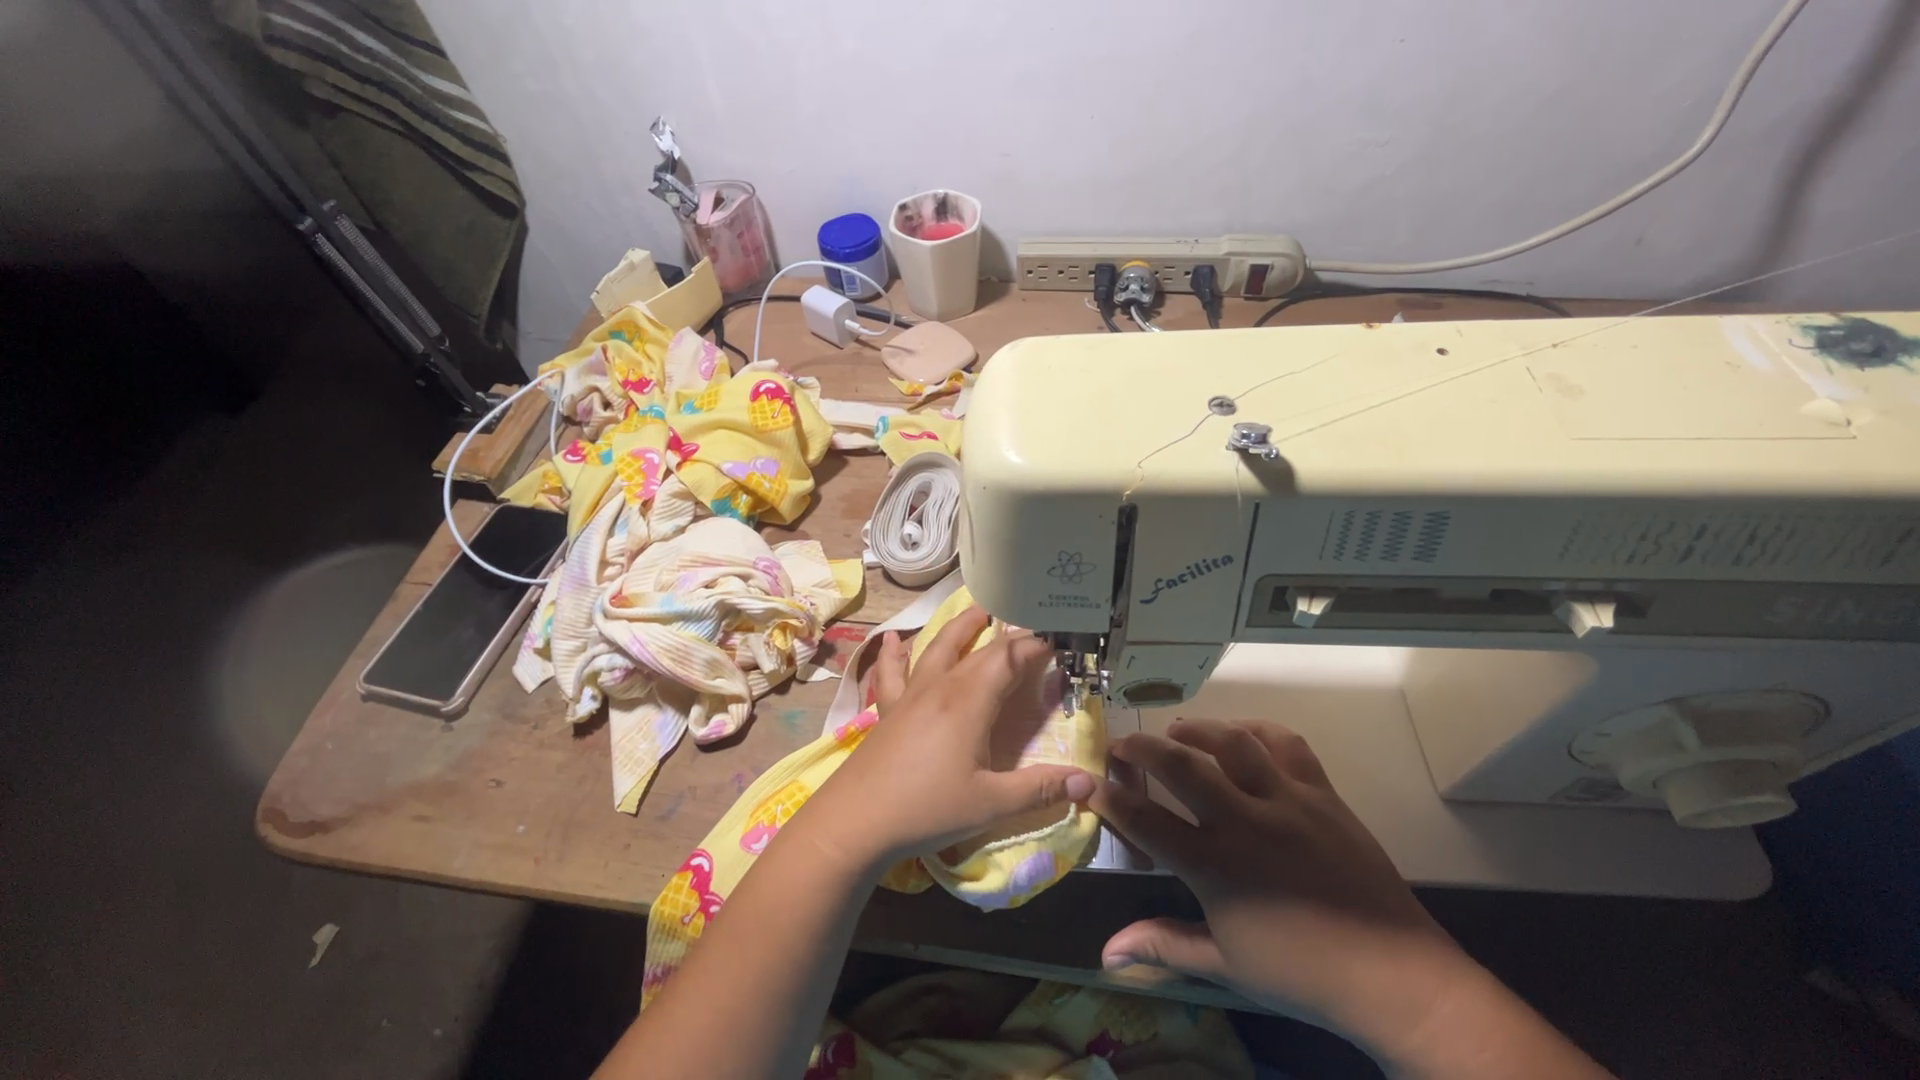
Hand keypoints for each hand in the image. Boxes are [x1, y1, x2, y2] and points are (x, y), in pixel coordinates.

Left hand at [801, 606, 1095, 869]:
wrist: (854, 822)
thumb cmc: (927, 810)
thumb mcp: (991, 804)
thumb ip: (1040, 789)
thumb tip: (1089, 784)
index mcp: (968, 702)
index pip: (1007, 658)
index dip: (1033, 645)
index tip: (1058, 638)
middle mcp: (938, 688)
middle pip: (976, 649)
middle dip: (1006, 634)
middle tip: (1029, 623)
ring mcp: (908, 697)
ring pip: (936, 649)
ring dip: (958, 628)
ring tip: (976, 611)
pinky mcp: (887, 712)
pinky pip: (892, 672)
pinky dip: (895, 653)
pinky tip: (892, 639)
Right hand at [1091, 719, 1471, 1042]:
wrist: (1392, 973)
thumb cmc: (1301, 974)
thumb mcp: (1225, 964)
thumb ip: (1163, 945)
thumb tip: (1105, 954)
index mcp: (1215, 866)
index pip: (1146, 820)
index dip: (1112, 799)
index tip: (1092, 784)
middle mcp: (1245, 822)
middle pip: (1181, 765)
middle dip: (1142, 748)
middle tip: (1122, 743)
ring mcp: (1287, 802)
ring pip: (1233, 742)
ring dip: (1197, 729)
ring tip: (1177, 731)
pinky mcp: (1323, 795)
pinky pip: (1286, 744)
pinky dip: (1256, 730)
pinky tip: (1241, 734)